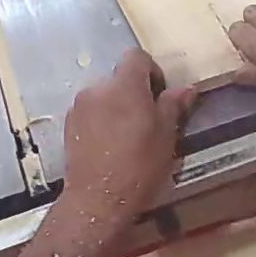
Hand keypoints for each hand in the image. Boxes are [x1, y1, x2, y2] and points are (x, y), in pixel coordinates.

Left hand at [62, 49, 194, 223]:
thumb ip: (173, 106)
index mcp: (124, 86)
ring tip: (129, 136)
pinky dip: (102, 121)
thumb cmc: (140, 165)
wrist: (99, 199)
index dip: (152, 70)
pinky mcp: (68, 125)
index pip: (137, 57)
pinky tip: (111, 145)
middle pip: (119, 78)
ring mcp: (79, 107)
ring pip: (104, 96)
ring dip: (117, 107)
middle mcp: (97, 89)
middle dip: (134, 92)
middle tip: (149, 120)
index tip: (161, 94)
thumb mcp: (167, 136)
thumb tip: (186, 89)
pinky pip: (90, 112)